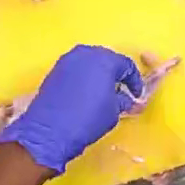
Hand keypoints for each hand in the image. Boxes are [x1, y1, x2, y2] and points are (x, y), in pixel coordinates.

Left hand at [0, 45, 143, 172]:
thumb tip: (125, 99)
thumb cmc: (88, 119)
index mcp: (104, 59)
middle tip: (120, 92)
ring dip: (98, 76)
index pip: (126, 65)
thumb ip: (122, 100)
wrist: (49, 131)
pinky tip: (85, 95)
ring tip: (102, 94)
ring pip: (89, 63)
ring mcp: (66, 61)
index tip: (136, 96)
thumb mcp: (113, 111)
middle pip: (106, 60)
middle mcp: (85, 53)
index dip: (135, 81)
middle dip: (115, 75)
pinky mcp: (54, 71)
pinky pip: (75, 70)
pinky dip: (83, 79)